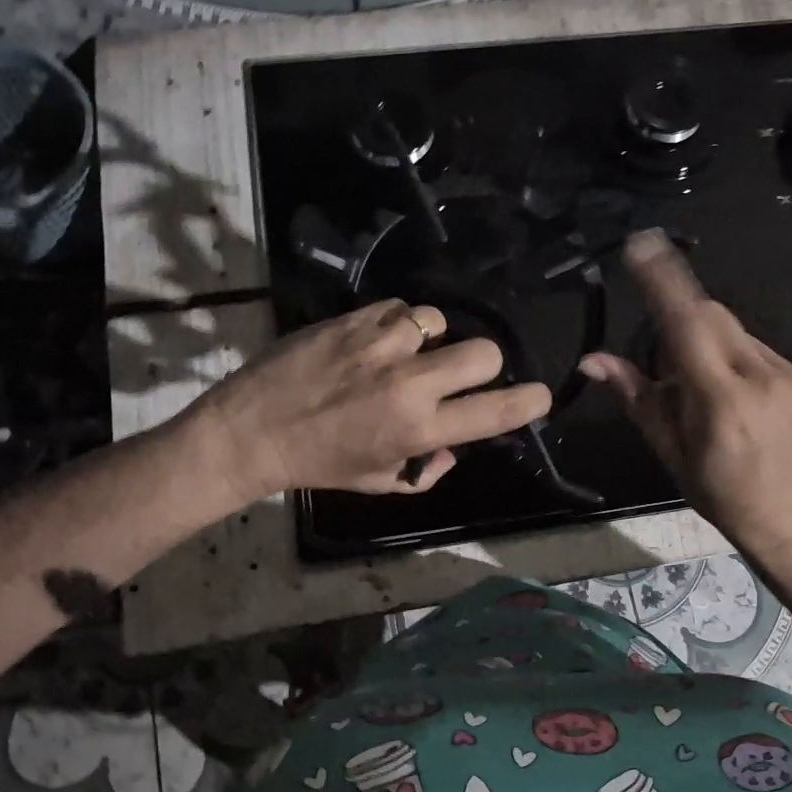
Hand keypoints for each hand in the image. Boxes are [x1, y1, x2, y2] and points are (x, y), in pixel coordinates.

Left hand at [189, 299, 551, 500]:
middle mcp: (408, 384)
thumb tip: (450, 448)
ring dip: (432, 340)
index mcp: (417, 431)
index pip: (493, 412)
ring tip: (406, 353)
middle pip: (483, 352)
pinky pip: (400, 309)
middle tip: (458, 374)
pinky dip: (398, 325)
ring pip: (440, 322)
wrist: (252, 430)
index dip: (527, 402)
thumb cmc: (318, 464)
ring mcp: (380, 345)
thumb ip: (425, 468)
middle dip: (482, 364)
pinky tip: (376, 340)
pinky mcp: (354, 320)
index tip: (539, 396)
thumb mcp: (378, 482)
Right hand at [578, 229, 791, 538]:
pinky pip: (758, 348)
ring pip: (735, 331)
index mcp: (721, 401)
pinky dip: (735, 358)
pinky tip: (737, 396)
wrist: (786, 514)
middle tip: (667, 360)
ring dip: (709, 343)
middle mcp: (762, 380)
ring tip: (706, 389)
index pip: (688, 326)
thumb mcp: (666, 447)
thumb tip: (591, 360)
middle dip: (680, 320)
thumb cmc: (714, 489)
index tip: (643, 246)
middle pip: (712, 317)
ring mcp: (791, 376)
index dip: (664, 283)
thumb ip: (634, 394)